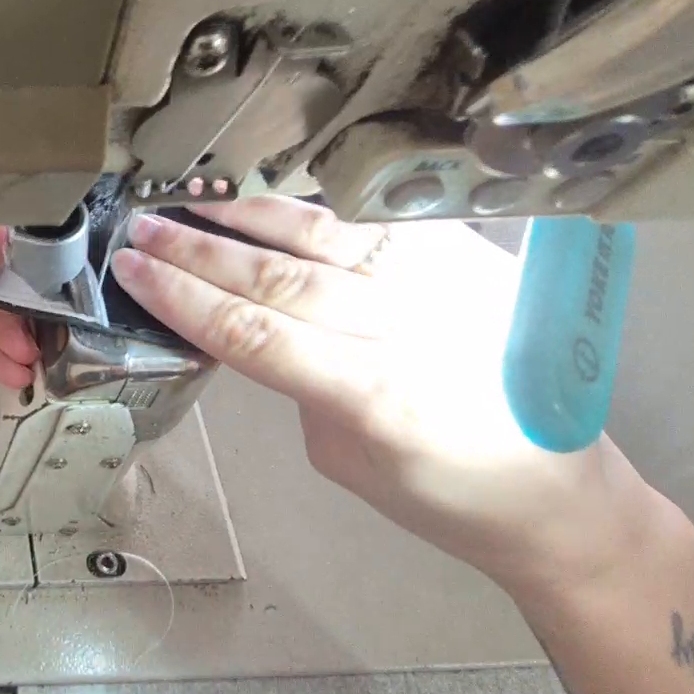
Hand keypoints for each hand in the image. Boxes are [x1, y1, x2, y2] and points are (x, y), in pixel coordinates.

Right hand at [110, 198, 686, 601]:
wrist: (561, 495)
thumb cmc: (440, 494)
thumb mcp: (340, 455)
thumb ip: (293, 379)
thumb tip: (244, 316)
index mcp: (378, 399)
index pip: (253, 332)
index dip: (181, 297)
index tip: (132, 270)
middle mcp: (415, 333)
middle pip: (278, 278)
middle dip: (196, 251)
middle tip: (141, 228)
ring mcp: (451, 288)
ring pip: (326, 235)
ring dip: (247, 215)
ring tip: (191, 201)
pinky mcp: (474, 262)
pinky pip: (377, 221)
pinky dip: (313, 207)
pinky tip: (268, 198)